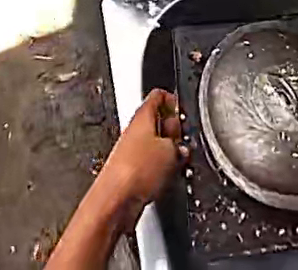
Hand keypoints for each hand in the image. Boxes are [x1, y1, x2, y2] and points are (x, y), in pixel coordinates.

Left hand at [98, 88, 186, 209]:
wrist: (115, 201)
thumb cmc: (136, 170)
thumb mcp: (171, 151)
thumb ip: (180, 145)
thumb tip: (181, 148)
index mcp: (143, 115)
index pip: (158, 96)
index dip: (172, 101)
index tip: (182, 113)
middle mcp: (135, 130)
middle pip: (158, 121)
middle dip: (173, 131)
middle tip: (182, 141)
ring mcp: (131, 151)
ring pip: (155, 145)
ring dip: (167, 153)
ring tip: (176, 163)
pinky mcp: (131, 172)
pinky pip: (150, 164)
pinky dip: (160, 170)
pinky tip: (165, 179)